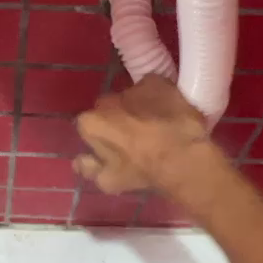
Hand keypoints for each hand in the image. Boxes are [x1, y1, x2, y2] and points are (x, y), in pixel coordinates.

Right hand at [74, 76, 215, 193]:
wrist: (184, 156)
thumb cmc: (143, 171)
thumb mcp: (110, 182)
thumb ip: (88, 169)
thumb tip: (77, 161)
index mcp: (90, 123)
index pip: (89, 126)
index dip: (102, 137)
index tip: (116, 147)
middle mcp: (107, 100)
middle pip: (108, 108)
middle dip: (118, 119)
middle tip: (136, 136)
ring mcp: (133, 88)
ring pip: (131, 97)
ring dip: (138, 107)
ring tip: (157, 124)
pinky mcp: (157, 81)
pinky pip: (153, 88)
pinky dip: (158, 97)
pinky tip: (169, 112)